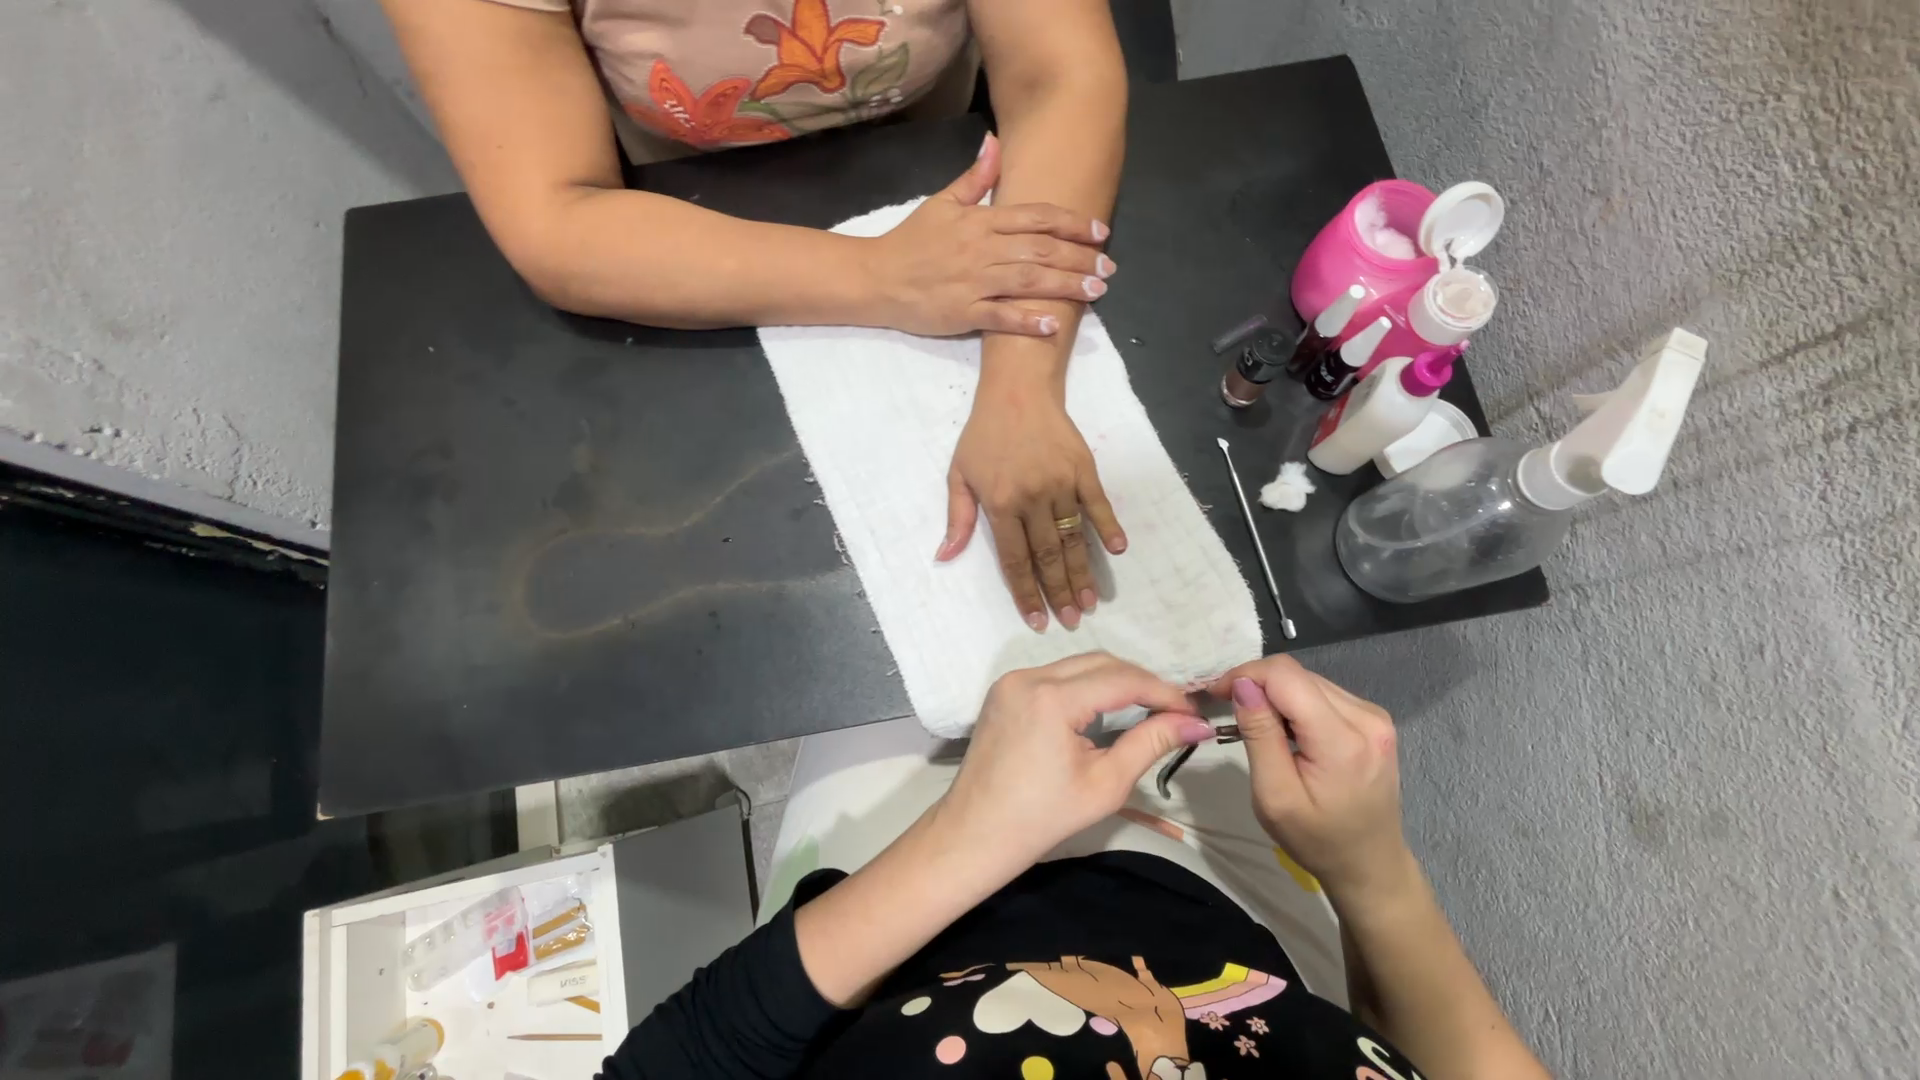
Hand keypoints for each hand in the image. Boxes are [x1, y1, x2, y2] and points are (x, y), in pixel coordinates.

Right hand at [862, 133, 1114, 336]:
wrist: (876, 278)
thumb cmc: (911, 242)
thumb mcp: (941, 203)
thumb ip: (973, 179)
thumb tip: (995, 143)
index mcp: (980, 221)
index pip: (1035, 217)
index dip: (1071, 224)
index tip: (1099, 233)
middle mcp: (982, 249)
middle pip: (1040, 249)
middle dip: (1079, 257)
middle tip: (1108, 269)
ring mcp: (973, 282)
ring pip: (1028, 280)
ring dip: (1065, 285)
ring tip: (1095, 292)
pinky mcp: (963, 313)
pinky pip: (1001, 317)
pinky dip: (1027, 321)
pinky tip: (1053, 325)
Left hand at [936, 653, 1211, 869]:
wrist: (976, 833)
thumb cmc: (1043, 818)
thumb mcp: (1106, 784)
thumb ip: (1151, 743)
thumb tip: (1197, 723)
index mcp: (1051, 698)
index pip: (1122, 679)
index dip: (1163, 692)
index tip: (1193, 712)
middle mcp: (1028, 676)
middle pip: (1100, 662)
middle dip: (1141, 682)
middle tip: (1173, 711)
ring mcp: (1011, 681)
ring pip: (1077, 665)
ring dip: (1113, 681)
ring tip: (1146, 709)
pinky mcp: (1004, 690)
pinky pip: (1055, 676)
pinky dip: (1084, 686)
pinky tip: (1104, 710)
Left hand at [941, 390, 1124, 630]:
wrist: (1017, 390)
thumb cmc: (984, 435)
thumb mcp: (959, 474)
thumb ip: (957, 517)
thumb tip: (946, 557)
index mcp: (1000, 504)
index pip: (1015, 559)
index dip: (1026, 592)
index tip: (1037, 620)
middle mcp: (1032, 498)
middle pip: (1048, 556)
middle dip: (1059, 592)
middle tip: (1072, 621)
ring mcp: (1062, 483)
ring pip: (1073, 537)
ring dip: (1083, 572)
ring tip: (1091, 602)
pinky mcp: (1084, 469)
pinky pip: (1098, 504)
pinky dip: (1108, 527)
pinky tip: (1118, 551)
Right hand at [1209, 655, 1415, 897]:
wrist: (1369, 864)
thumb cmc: (1316, 839)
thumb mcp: (1274, 795)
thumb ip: (1259, 735)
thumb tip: (1243, 685)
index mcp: (1343, 740)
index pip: (1285, 676)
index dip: (1245, 675)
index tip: (1216, 695)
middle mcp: (1366, 718)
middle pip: (1296, 675)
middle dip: (1256, 685)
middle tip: (1229, 712)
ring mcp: (1374, 716)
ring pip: (1307, 680)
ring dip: (1275, 694)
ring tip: (1257, 726)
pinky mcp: (1373, 720)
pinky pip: (1322, 693)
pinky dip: (1294, 703)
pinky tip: (1287, 731)